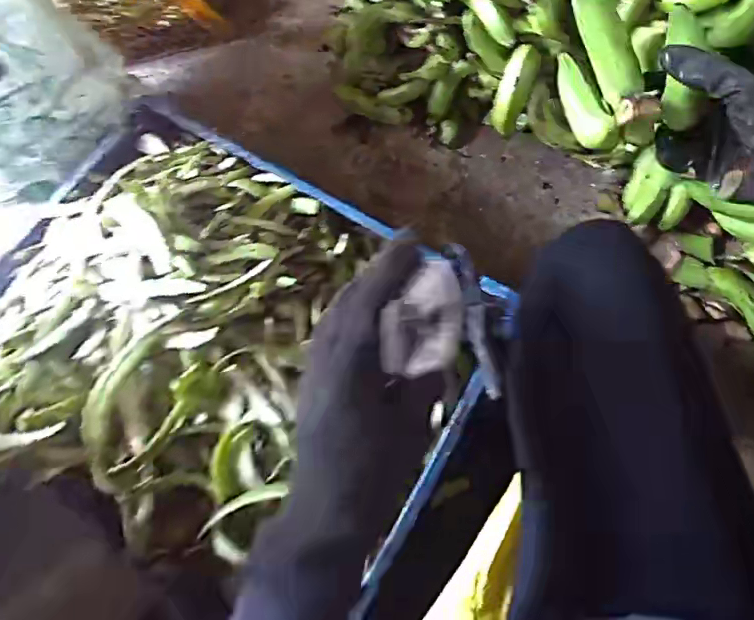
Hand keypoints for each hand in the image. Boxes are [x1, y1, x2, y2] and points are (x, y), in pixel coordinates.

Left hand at [284, 234, 442, 545]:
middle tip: (411, 249)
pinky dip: (354, 306)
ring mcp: (315, 366)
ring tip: (394, 272)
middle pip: (352, 296)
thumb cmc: (376, 469)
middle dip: (381, 268)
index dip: (393, 263)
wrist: (324, 516)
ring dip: (367, 284)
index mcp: (353, 360)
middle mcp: (328, 354)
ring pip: (338, 310)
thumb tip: (440, 330)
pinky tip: (371, 311)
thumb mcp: (413, 417)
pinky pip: (332, 326)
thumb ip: (425, 367)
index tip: (415, 238)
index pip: (373, 296)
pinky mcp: (312, 379)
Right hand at [656, 47, 753, 217]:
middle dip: (656, 99)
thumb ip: (706, 70)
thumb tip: (665, 53)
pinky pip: (671, 155)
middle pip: (670, 101)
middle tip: (643, 97)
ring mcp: (700, 138)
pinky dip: (668, 150)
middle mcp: (706, 110)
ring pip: (665, 127)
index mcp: (719, 88)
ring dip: (657, 125)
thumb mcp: (741, 85)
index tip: (647, 66)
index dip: (666, 70)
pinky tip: (672, 144)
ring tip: (652, 120)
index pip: (684, 74)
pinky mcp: (696, 165)